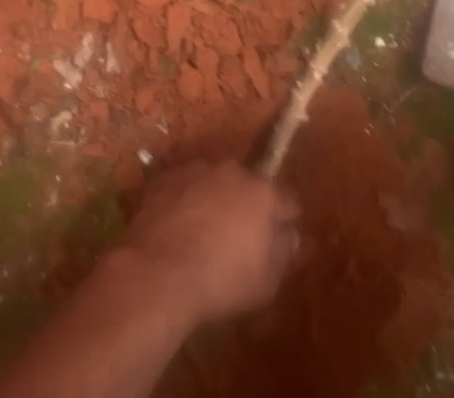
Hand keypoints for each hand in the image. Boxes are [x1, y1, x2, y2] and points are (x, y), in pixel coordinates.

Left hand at [118, 162, 299, 322]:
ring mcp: (195, 171)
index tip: (279, 240)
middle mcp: (232, 172)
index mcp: (264, 194)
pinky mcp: (164, 179)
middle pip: (248, 187)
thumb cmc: (222, 280)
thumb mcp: (267, 280)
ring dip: (214, 200)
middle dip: (248, 207)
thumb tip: (295, 236)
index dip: (285, 221)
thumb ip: (286, 253)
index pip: (288, 201)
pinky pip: (183, 187)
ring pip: (213, 183)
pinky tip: (176, 227)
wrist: (158, 273)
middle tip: (238, 237)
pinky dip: (184, 201)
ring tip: (202, 232)